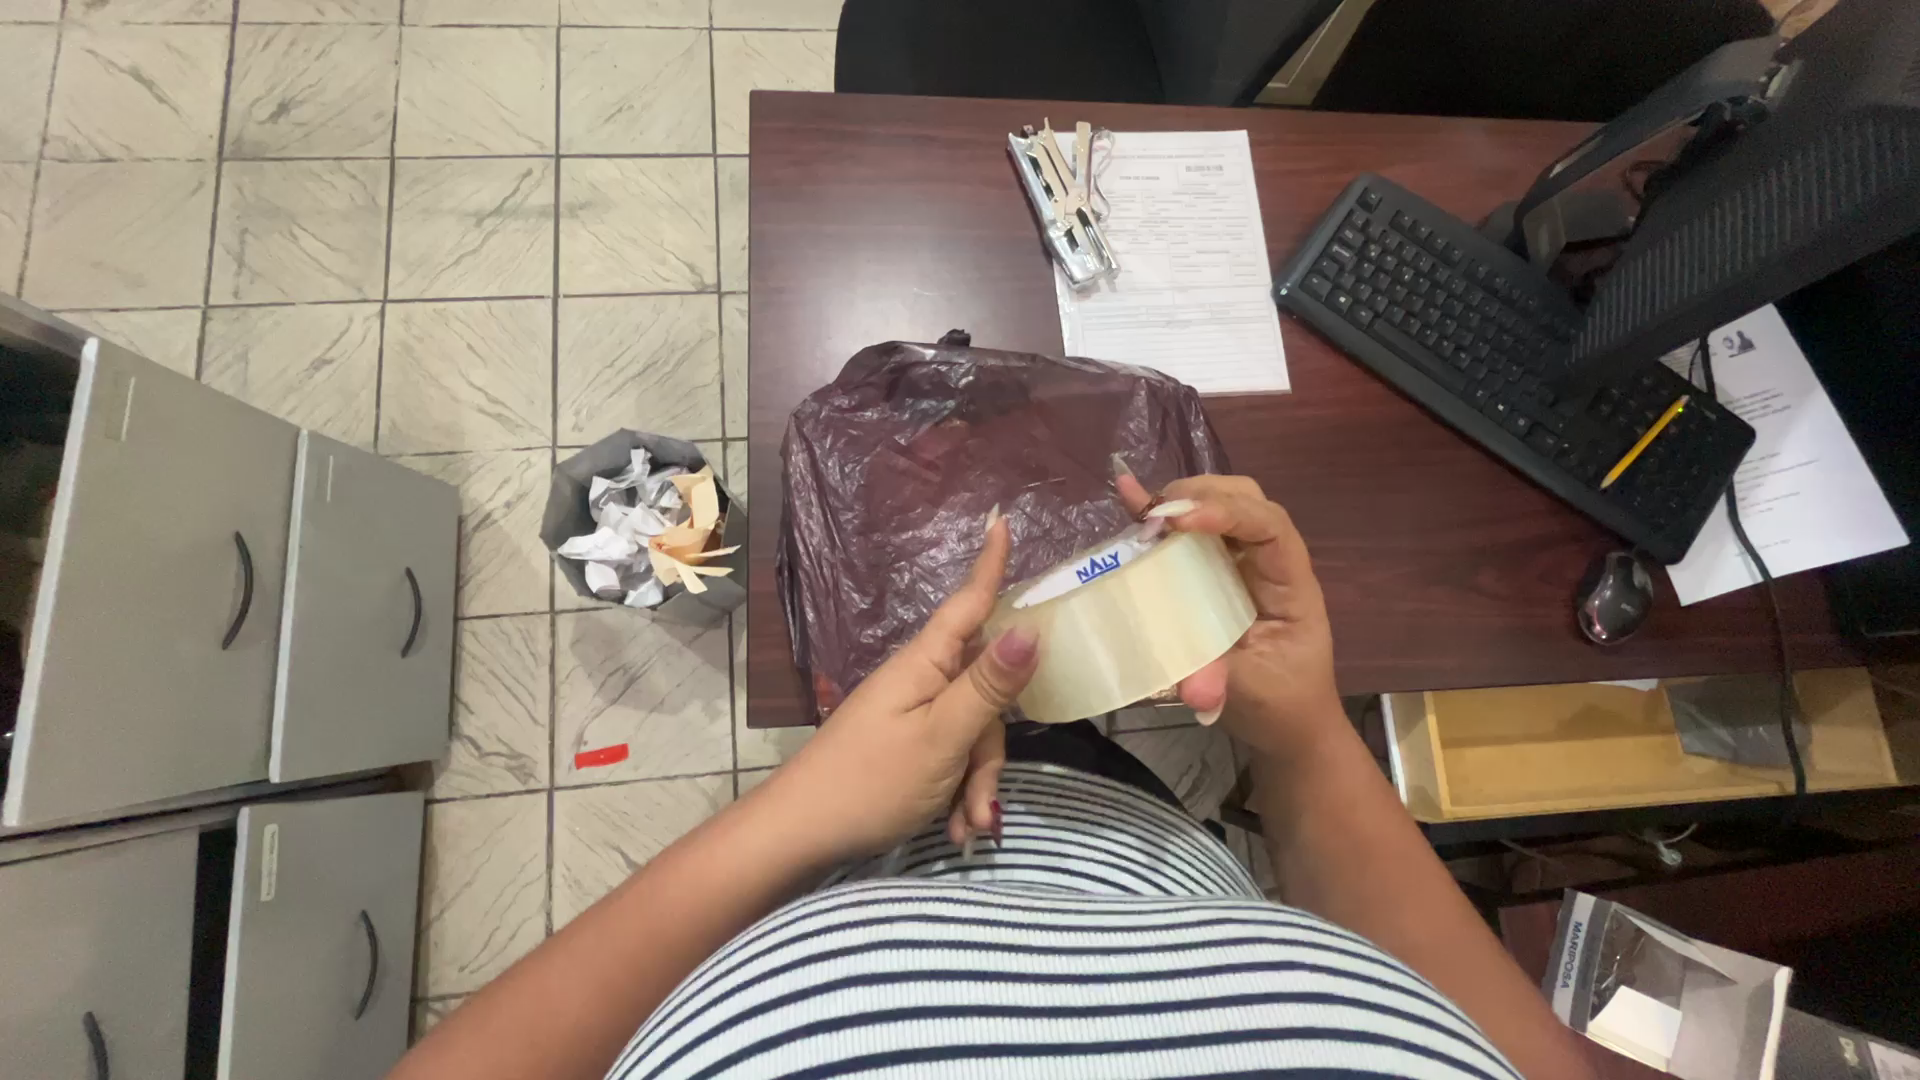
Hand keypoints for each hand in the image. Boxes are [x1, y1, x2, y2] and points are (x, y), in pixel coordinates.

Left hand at [760, 513, 1037, 862]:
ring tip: (963, 827)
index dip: (990, 565)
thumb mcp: (943, 736)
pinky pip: (952, 755)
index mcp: (926, 663)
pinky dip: (957, 791)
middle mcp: (922, 679)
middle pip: (984, 690)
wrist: (800, 833)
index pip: (968, 603)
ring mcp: (913, 712)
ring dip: (975, 780)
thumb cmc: (871, 780)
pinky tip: (952, 826)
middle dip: (991, 748)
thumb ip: (988, 686)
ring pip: (973, 731)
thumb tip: (1029, 629)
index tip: (1000, 520)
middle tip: (981, 804)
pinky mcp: (908, 742)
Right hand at [1117, 473, 1342, 758]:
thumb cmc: (1279, 703)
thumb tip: (1186, 686)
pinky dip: (1164, 513)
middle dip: (1202, 495)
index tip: (1178, 522)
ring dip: (1183, 499)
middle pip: (1248, 499)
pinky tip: (1129, 496)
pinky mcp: (1216, 570)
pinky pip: (1194, 531)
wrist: (1287, 722)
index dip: (1227, 514)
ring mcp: (1243, 563)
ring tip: (1145, 514)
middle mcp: (1269, 562)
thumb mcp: (1249, 692)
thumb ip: (1217, 677)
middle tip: (1158, 516)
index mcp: (1290, 586)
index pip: (1269, 528)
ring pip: (1223, 503)